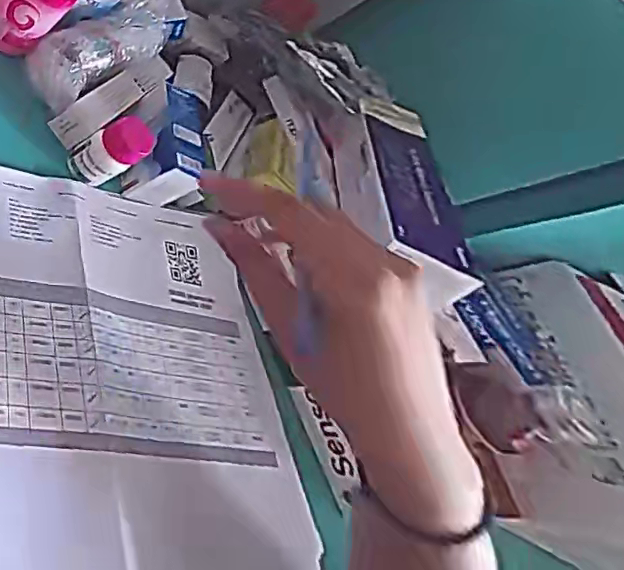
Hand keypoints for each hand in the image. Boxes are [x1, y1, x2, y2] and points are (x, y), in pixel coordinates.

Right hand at [201, 174, 483, 534]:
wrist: (412, 438)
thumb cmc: (348, 395)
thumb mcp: (289, 329)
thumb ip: (253, 267)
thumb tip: (220, 227)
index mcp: (355, 276)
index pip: (288, 212)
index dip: (243, 192)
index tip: (211, 185)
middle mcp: (385, 261)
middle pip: (311, 210)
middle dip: (266, 208)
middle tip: (229, 216)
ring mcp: (401, 266)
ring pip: (331, 222)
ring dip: (292, 225)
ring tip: (260, 244)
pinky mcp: (406, 275)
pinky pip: (351, 239)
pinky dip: (319, 241)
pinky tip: (300, 264)